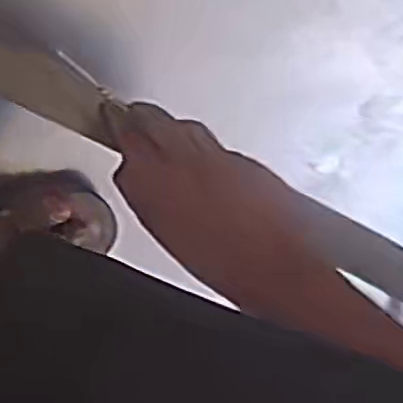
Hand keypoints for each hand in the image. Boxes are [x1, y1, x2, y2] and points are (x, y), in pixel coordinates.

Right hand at [111, 102, 402, 402]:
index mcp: (173, 172)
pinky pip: (224, 155)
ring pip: (197, 134)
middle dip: (147, 122)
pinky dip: (209, 158)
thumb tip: (133, 167)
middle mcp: (206, 159)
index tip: (108, 114)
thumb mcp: (166, 228)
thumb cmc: (223, 265)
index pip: (139, 126)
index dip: (122, 119)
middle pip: (167, 122)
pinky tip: (211, 178)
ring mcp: (237, 167)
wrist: (294, 288)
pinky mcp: (263, 181)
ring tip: (171, 153)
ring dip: (180, 138)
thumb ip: (146, 190)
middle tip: (134, 127)